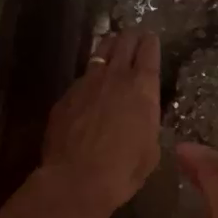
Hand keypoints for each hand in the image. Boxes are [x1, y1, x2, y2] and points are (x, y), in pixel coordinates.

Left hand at [42, 30, 161, 217]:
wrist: (76, 180)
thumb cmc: (123, 170)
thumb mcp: (150, 148)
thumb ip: (148, 122)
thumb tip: (142, 116)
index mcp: (142, 86)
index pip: (149, 50)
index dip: (151, 42)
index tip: (151, 39)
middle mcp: (116, 75)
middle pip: (124, 41)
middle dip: (131, 36)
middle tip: (134, 36)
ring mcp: (87, 82)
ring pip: (100, 51)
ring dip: (109, 47)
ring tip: (112, 47)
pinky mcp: (66, 95)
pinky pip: (82, 77)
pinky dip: (90, 77)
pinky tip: (89, 87)